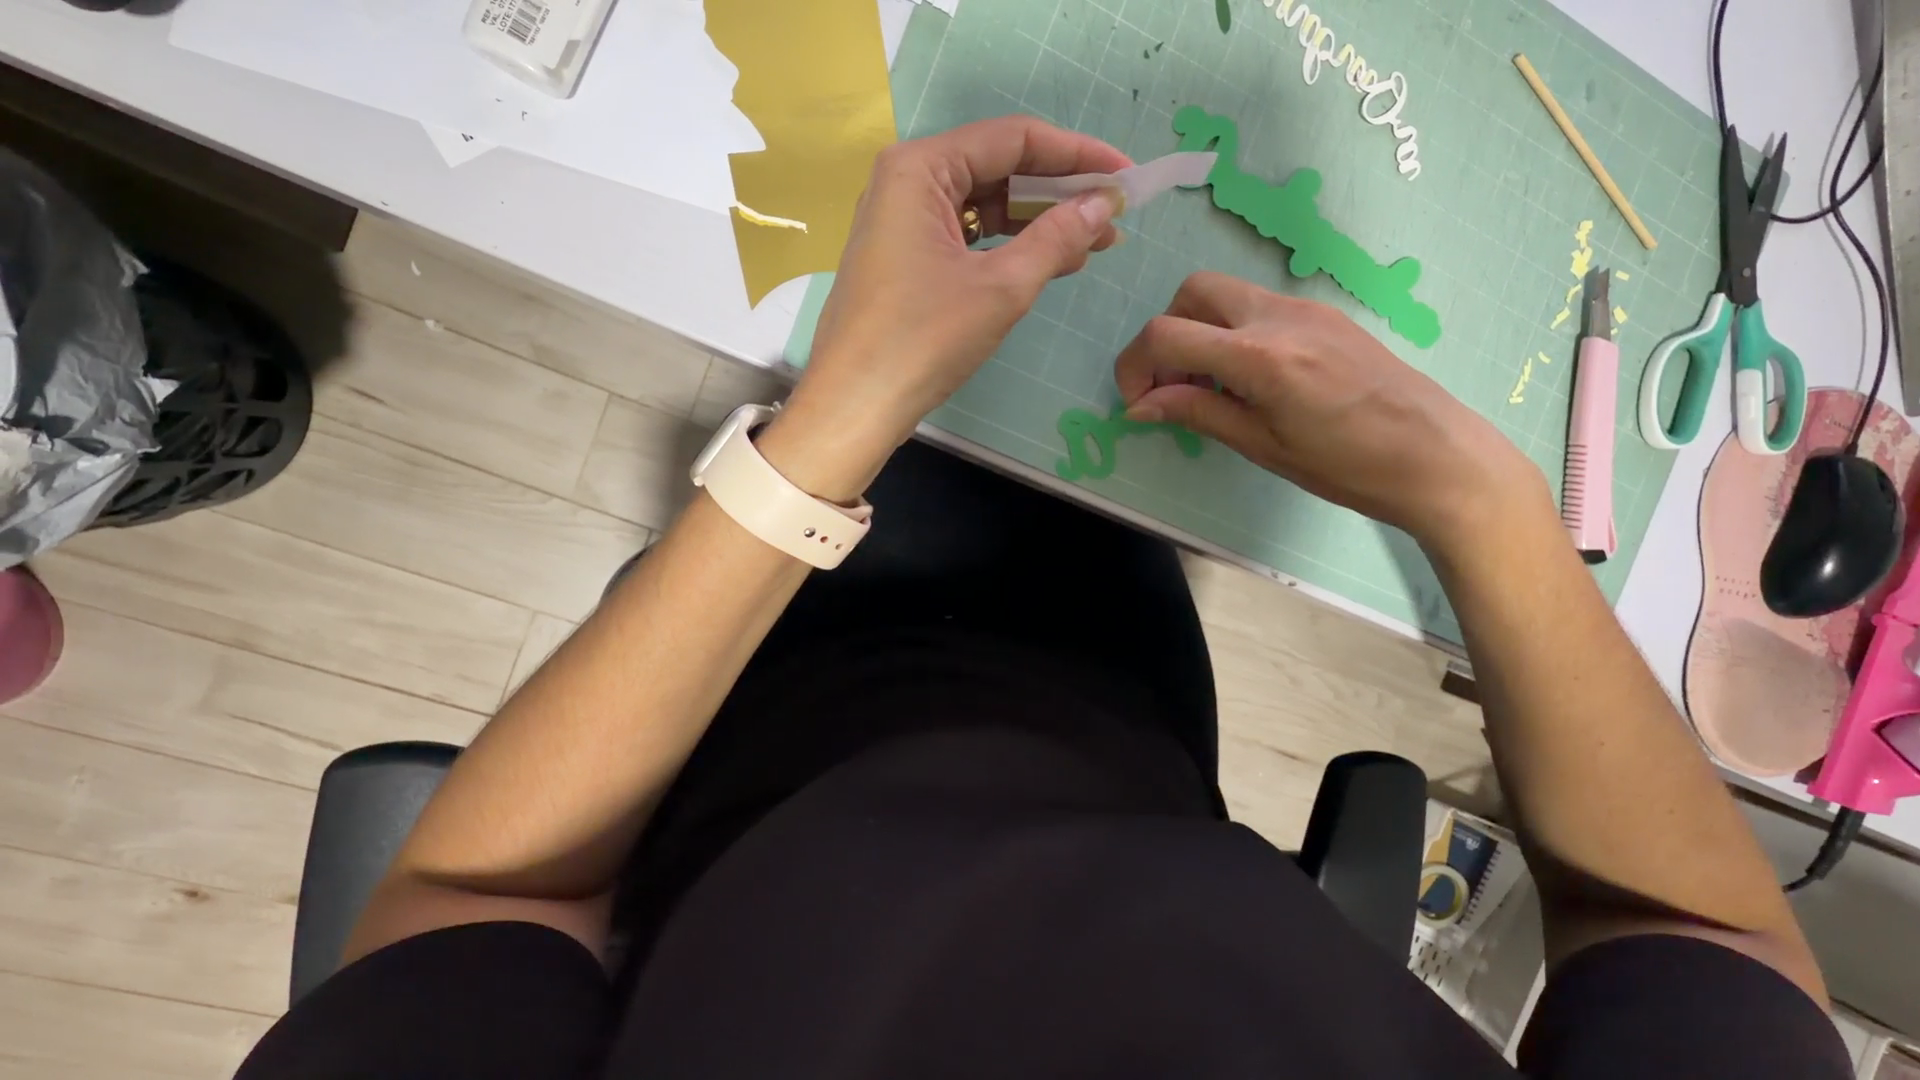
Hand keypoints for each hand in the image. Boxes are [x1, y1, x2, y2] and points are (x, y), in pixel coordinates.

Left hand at [766, 117, 1129, 496]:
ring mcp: (900, 220)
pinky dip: (1006, 246)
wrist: (855, 404)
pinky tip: (1048, 261)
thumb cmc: (924, 340)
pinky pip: (965, 235)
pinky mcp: (903, 257)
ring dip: (1036, 222)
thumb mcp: (1002, 287)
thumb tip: (1104, 204)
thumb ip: (1057, 237)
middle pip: (997, 168)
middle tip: (1113, 216)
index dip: (1077, 154)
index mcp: (921, 169)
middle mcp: (906, 181)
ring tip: (1092, 244)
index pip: (1013, 139)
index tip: (1126, 176)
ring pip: (982, 205)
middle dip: (1058, 192)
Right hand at [1113, 272, 1548, 548]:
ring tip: (1213, 388)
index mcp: (1259, 356)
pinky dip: (1234, 332)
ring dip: (1200, 331)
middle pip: (1192, 293)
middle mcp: (1278, 316)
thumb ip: (1198, 413)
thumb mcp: (1263, 446)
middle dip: (1167, 334)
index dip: (1134, 366)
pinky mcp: (1325, 315)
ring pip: (1226, 294)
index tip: (1138, 405)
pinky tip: (1252, 381)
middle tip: (1174, 386)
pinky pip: (1259, 307)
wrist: (1438, 455)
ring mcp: (1306, 308)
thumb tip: (1142, 405)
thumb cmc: (1348, 466)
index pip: (1166, 334)